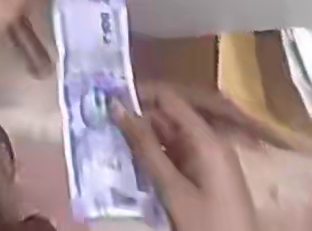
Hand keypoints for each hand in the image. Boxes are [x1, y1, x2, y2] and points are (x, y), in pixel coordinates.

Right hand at [117, 84, 254, 230]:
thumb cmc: (208, 228)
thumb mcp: (173, 189)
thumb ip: (145, 146)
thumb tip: (116, 106)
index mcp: (207, 138)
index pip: (167, 99)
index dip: (138, 94)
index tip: (107, 98)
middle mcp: (209, 143)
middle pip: (167, 119)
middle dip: (136, 120)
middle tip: (102, 122)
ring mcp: (208, 164)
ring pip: (168, 140)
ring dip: (142, 142)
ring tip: (109, 140)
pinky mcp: (205, 182)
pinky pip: (175, 159)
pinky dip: (154, 160)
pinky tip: (130, 164)